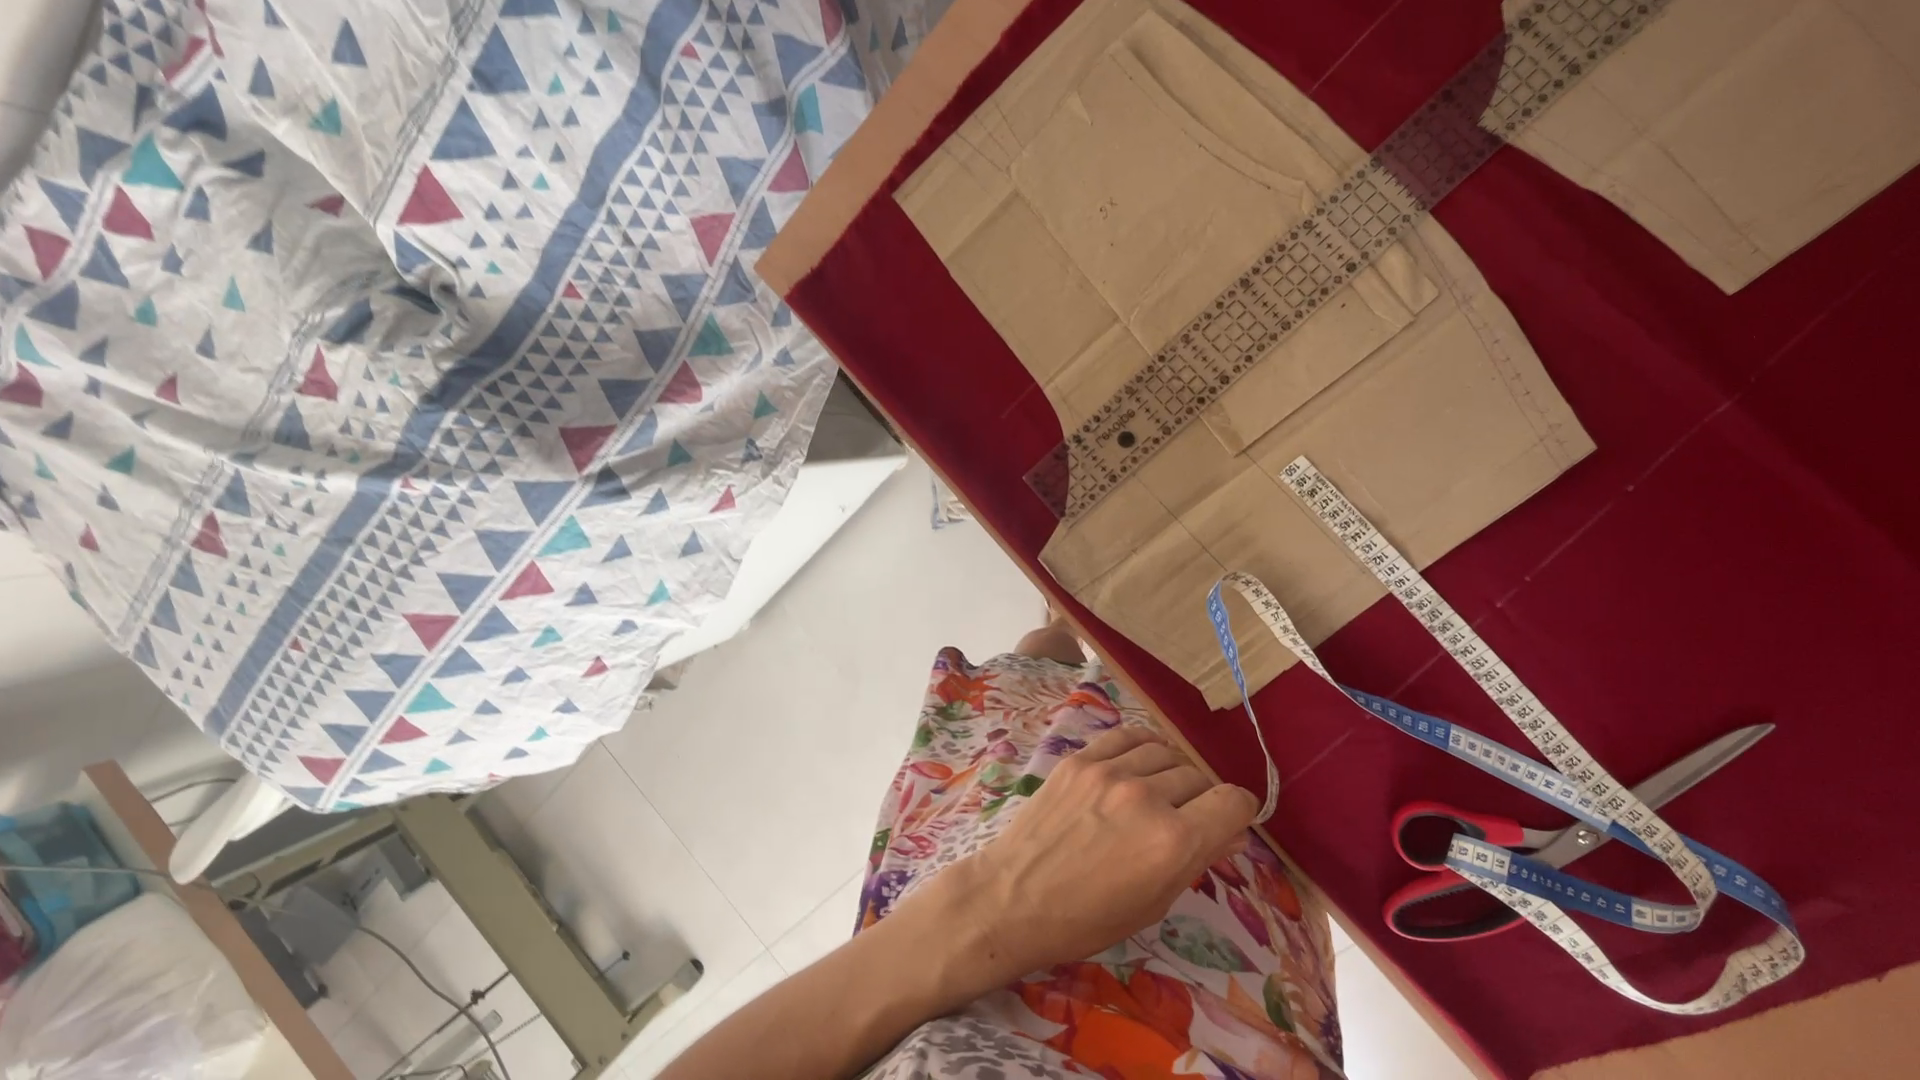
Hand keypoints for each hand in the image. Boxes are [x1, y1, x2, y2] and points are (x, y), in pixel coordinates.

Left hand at [931, 726, 1258, 983]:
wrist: (1013, 898)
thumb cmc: (1086, 919)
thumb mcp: (1154, 903)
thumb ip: (1197, 861)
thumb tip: (1232, 834)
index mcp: (1174, 841)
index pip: (1233, 802)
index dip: (1237, 813)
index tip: (1226, 823)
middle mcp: (1147, 797)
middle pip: (1199, 777)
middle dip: (1201, 798)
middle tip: (1185, 818)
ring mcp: (1109, 772)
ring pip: (1165, 752)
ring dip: (1172, 771)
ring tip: (1158, 793)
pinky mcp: (1080, 759)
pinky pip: (1127, 736)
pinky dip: (1142, 747)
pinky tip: (1139, 762)